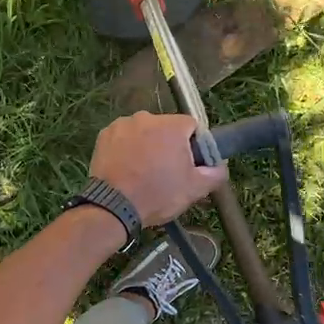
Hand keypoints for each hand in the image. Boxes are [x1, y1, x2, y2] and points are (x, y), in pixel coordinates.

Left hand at [89, 111, 227, 226]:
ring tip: (142, 171)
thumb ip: (215, 173)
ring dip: (145, 145)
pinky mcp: (104, 135)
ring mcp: (122, 124)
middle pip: (165, 128)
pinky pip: (123, 137)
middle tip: (165, 170)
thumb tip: (219, 166)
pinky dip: (126, 148)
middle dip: (168, 144)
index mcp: (171, 126)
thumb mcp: (195, 188)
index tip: (188, 163)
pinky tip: (125, 168)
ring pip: (142, 132)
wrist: (113, 205)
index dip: (193, 144)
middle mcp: (146, 118)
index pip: (191, 126)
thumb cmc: (157, 194)